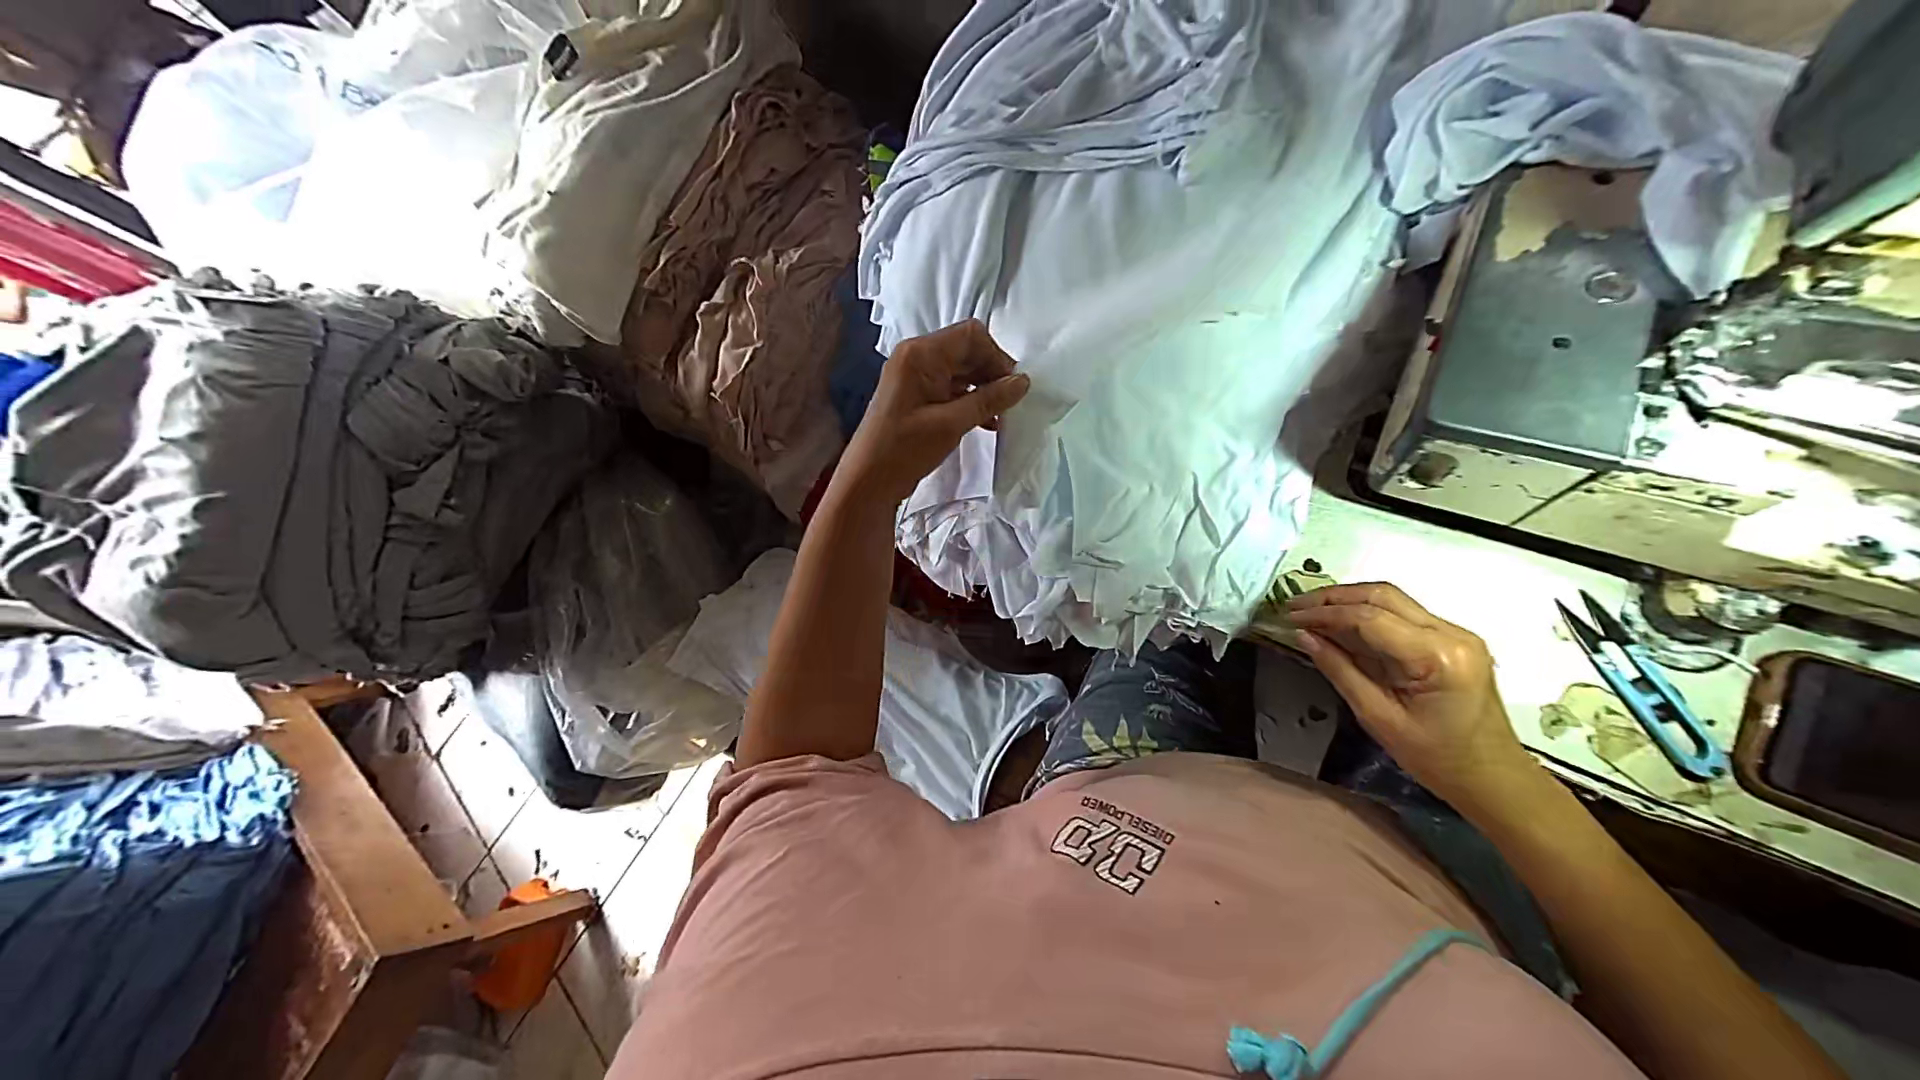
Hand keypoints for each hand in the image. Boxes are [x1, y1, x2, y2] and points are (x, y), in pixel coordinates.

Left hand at [838, 320, 1030, 502]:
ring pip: (962, 371)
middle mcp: (916, 357)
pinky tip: (986, 422)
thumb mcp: (951, 424)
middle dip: (992, 374)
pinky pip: (951, 388)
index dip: (996, 357)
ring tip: (1000, 416)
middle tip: (1010, 404)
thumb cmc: (904, 450)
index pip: (971, 335)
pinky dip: (970, 400)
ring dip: (984, 390)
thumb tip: (1022, 382)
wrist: (868, 481)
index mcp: (920, 354)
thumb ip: (988, 400)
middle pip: (967, 351)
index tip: (1012, 387)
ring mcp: (915, 377)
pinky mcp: (917, 396)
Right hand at [1287, 583, 1536, 811]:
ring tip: (1311, 610)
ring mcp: (1455, 634)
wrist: (1492, 778)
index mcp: (1437, 656)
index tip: (1291, 617)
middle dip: (1333, 597)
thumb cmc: (1438, 758)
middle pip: (1382, 595)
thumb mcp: (1378, 717)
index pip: (1369, 618)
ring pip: (1392, 599)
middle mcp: (1452, 634)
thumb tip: (1305, 637)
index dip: (1324, 613)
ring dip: (1348, 600)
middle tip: (1295, 606)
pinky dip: (1365, 613)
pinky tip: (1340, 623)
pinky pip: (1401, 614)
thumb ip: (1340, 670)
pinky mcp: (1451, 640)